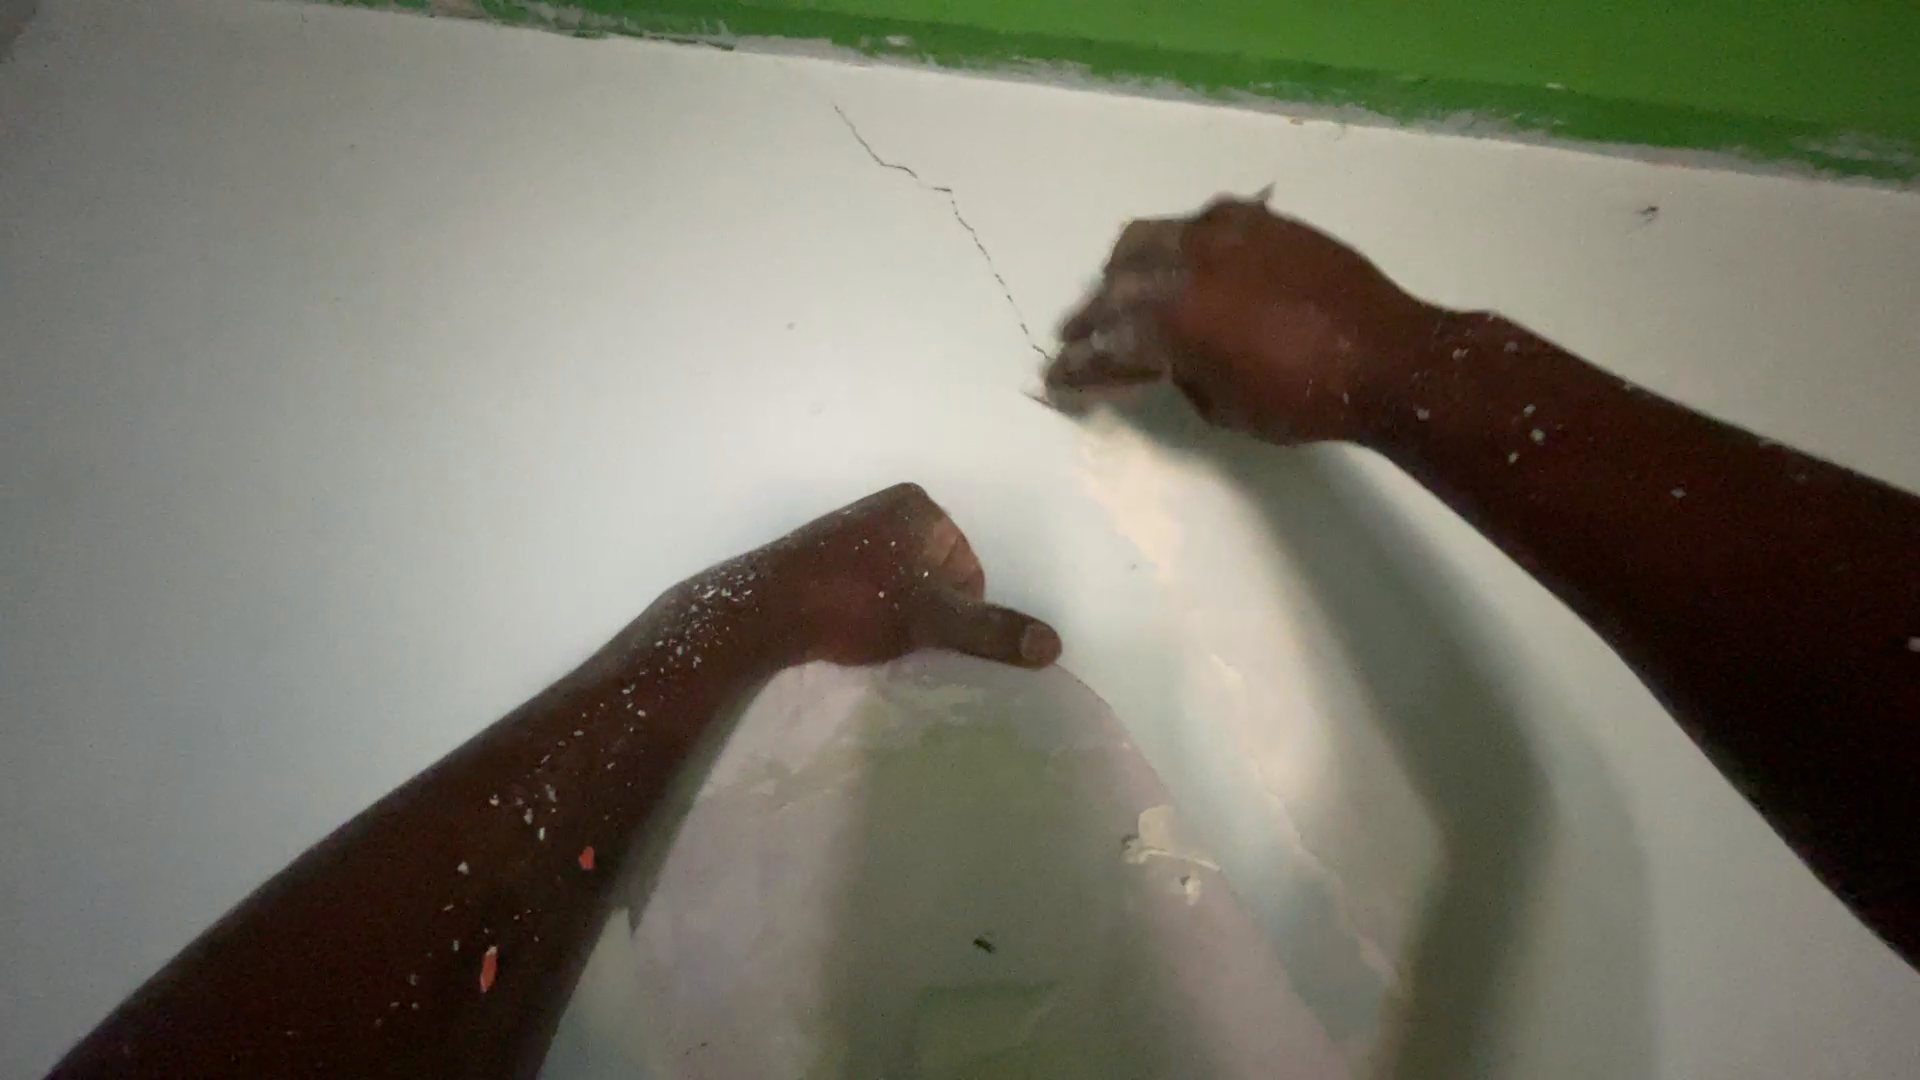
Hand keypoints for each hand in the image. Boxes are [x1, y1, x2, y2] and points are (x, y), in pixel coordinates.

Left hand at [751, 483, 1061, 669]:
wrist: (765, 610)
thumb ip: (991, 630)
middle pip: (938, 575)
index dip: (954, 610)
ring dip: (898, 611)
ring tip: (870, 632)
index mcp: (921, 507)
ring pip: (904, 582)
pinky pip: (871, 583)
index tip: (922, 628)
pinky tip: (850, 626)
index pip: (969, 570)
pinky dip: (870, 607)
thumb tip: (1054, 645)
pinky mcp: (828, 552)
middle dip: (927, 609)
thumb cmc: (855, 602)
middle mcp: (890, 507)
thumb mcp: (932, 617)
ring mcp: (856, 528)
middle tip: (897, 633)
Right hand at [1045, 195, 1435, 443]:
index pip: (1105, 345)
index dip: (1075, 368)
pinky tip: (1179, 260)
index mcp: (1175, 323)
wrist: (1385, 357)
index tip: (1055, 381)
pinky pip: (1198, 221)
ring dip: (1120, 271)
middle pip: (1112, 290)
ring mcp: (1222, 235)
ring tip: (1114, 290)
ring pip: (1145, 239)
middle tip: (1074, 339)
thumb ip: (1177, 374)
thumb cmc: (1300, 401)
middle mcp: (1187, 267)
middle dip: (1087, 320)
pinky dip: (1175, 243)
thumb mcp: (1219, 407)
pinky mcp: (1257, 221)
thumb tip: (1160, 357)